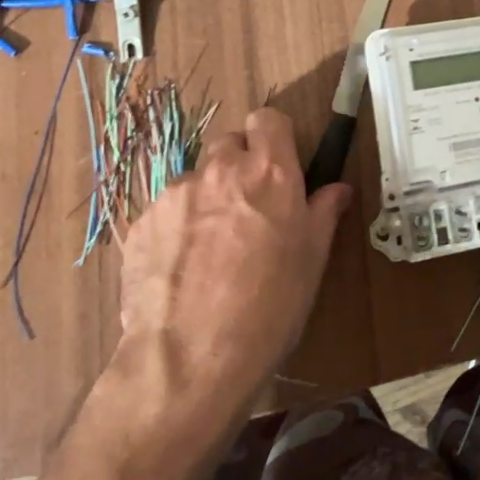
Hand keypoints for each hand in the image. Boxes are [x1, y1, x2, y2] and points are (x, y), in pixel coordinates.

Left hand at [118, 106, 351, 383]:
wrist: (189, 360)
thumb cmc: (269, 307)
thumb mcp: (312, 261)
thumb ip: (323, 213)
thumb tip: (337, 190)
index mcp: (270, 171)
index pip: (268, 119)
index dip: (273, 138)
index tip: (279, 164)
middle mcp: (221, 170)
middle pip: (229, 143)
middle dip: (239, 166)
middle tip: (249, 209)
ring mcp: (175, 195)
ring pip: (196, 180)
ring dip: (207, 199)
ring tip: (212, 250)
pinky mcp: (142, 224)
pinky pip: (166, 212)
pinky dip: (177, 228)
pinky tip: (184, 270)